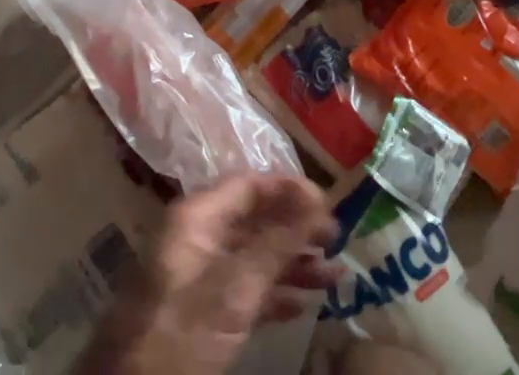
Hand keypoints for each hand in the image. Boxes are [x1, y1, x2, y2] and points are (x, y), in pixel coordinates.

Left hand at [78, 174, 339, 374]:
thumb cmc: (181, 332)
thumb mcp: (234, 289)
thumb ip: (275, 243)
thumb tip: (314, 199)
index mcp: (195, 219)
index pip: (247, 186)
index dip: (289, 190)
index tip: (330, 204)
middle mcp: (195, 238)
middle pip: (252, 220)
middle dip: (296, 229)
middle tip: (337, 241)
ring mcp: (195, 275)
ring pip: (251, 256)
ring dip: (291, 263)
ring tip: (334, 277)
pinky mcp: (198, 311)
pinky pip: (241, 289)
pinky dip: (272, 294)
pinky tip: (302, 307)